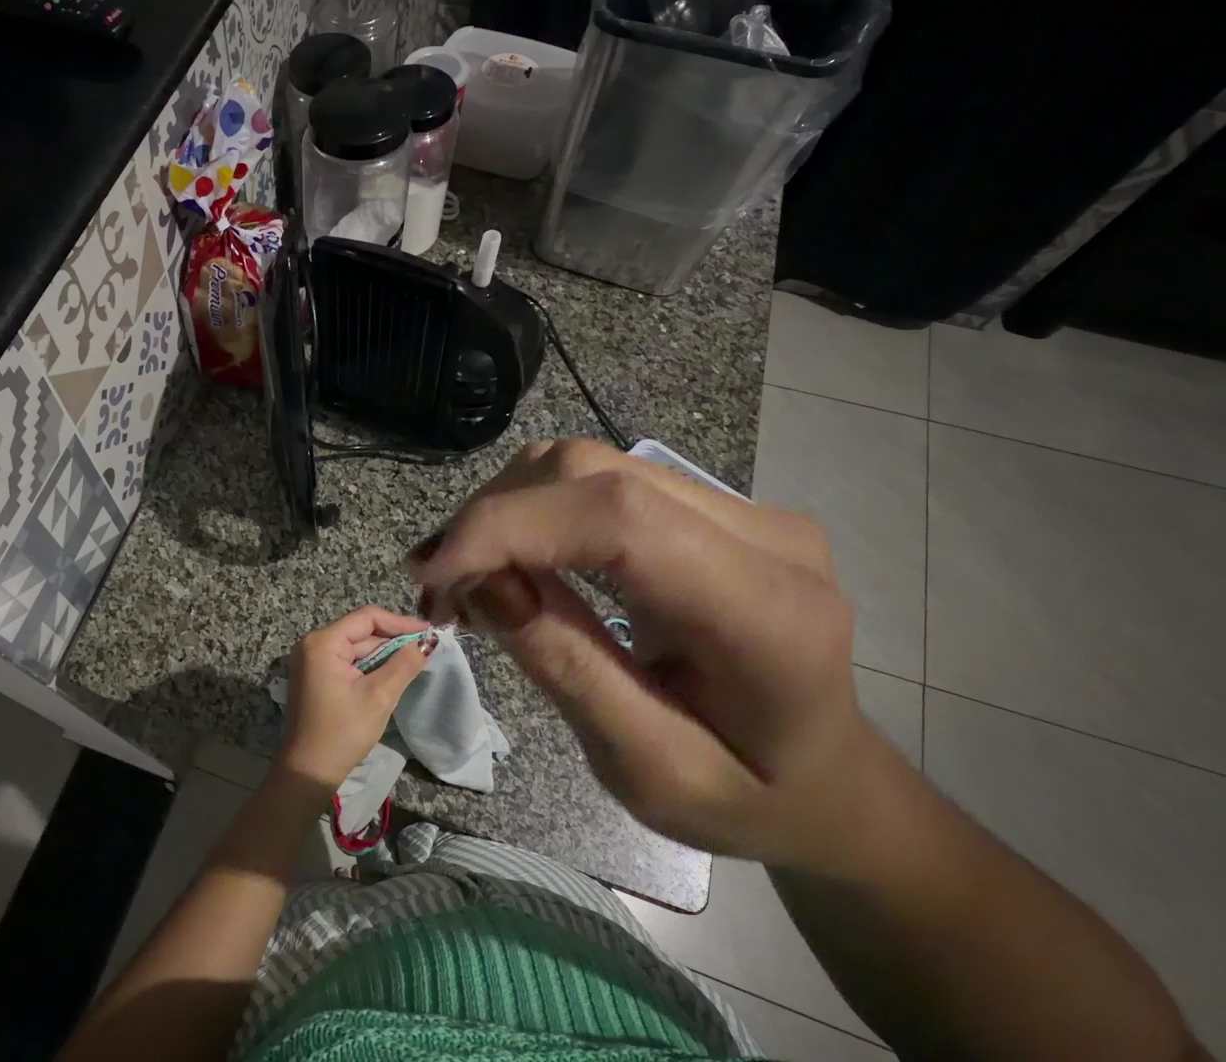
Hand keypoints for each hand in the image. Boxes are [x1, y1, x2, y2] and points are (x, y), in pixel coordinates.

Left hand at [277, 606, 432, 787]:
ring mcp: (311, 661)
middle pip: (360, 631)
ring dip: (384, 653)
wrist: (309, 770)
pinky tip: (392, 672)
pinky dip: (370, 665)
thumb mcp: (379, 696)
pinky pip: (347, 661)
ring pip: (355, 647)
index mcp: (322, 642)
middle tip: (427, 648)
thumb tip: (427, 642)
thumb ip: (404, 664)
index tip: (428, 633)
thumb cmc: (343, 731)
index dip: (400, 622)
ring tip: (415, 659)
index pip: (366, 618)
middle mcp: (312, 644)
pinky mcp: (315, 676)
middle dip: (393, 639)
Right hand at [409, 438, 887, 871]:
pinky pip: (604, 484)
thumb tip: (482, 582)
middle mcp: (764, 534)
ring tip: (463, 580)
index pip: (618, 519)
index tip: (433, 579)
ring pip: (589, 465)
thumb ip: (568, 670)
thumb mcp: (649, 770)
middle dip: (490, 519)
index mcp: (765, 610)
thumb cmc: (746, 797)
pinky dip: (536, 512)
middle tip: (436, 592)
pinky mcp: (717, 509)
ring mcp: (746, 510)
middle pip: (594, 473)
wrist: (829, 781)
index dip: (507, 528)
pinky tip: (509, 561)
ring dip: (505, 511)